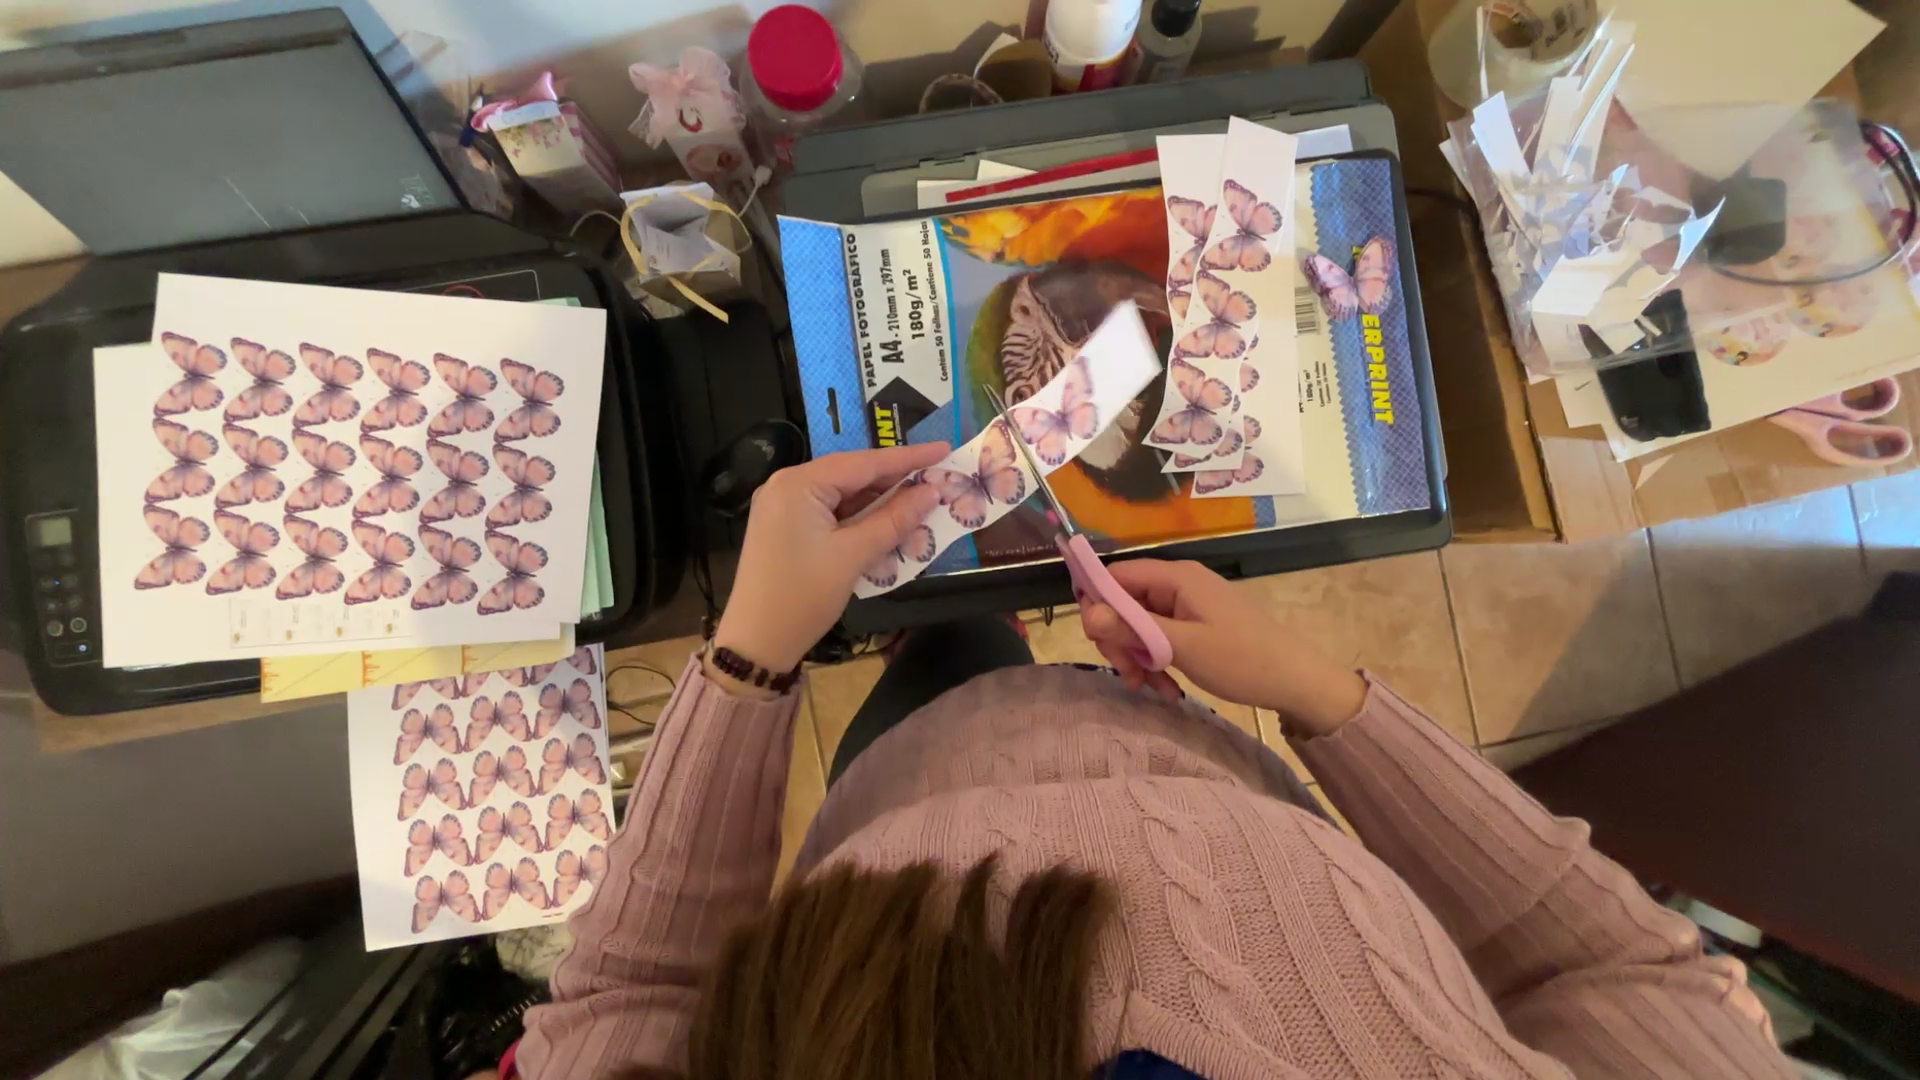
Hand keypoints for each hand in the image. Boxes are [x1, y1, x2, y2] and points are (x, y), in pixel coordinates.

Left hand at [713, 443, 949, 675]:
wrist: (756, 642)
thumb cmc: (802, 596)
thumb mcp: (853, 556)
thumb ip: (894, 520)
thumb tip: (931, 493)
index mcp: (798, 484)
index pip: (863, 462)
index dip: (908, 458)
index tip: (943, 450)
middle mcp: (787, 485)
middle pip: (851, 474)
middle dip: (895, 479)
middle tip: (938, 478)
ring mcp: (783, 507)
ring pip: (842, 494)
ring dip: (879, 501)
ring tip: (921, 501)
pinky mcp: (786, 528)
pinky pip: (830, 512)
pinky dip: (859, 517)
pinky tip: (887, 522)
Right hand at [1080, 559, 1366, 737]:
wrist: (1299, 682)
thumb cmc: (1242, 661)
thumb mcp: (1182, 648)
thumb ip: (1132, 629)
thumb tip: (1085, 613)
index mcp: (1177, 577)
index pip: (1116, 575)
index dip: (1097, 603)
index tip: (1096, 641)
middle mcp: (1180, 583)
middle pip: (1126, 602)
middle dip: (1120, 639)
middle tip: (1128, 674)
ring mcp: (1190, 604)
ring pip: (1141, 624)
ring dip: (1138, 656)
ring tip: (1149, 687)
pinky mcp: (1197, 623)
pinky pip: (1161, 636)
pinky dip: (1157, 660)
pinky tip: (1166, 687)